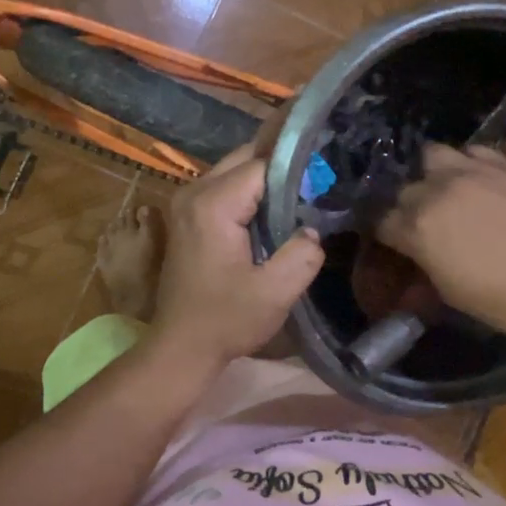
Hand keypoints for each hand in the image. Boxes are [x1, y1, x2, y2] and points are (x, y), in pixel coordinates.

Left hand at [148, 144, 324, 364]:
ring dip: (265, 178)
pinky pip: (223, 187)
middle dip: (280, 165)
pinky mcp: (187, 216)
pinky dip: (249, 192)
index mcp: (214, 204)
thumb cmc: (226, 320)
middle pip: (245, 158)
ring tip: (301, 192)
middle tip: (316, 180)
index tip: (323, 182)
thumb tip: (312, 230)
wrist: (181, 347)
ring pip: (233, 171)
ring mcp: (186, 202)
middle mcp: (194, 192)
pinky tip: (273, 210)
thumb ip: (302, 255)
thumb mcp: (275, 293)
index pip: (262, 165)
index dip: (294, 170)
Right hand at [374, 144, 505, 350]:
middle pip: (403, 187)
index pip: (378, 220)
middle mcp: (437, 190)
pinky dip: (467, 165)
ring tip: (444, 192)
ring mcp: (472, 171)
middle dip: (404, 205)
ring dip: (430, 173)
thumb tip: (412, 277)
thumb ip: (425, 276)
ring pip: (432, 155)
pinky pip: (472, 152)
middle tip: (418, 225)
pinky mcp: (505, 164)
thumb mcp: (454, 297)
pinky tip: (478, 183)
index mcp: (417, 227)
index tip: (388, 243)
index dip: (381, 233)